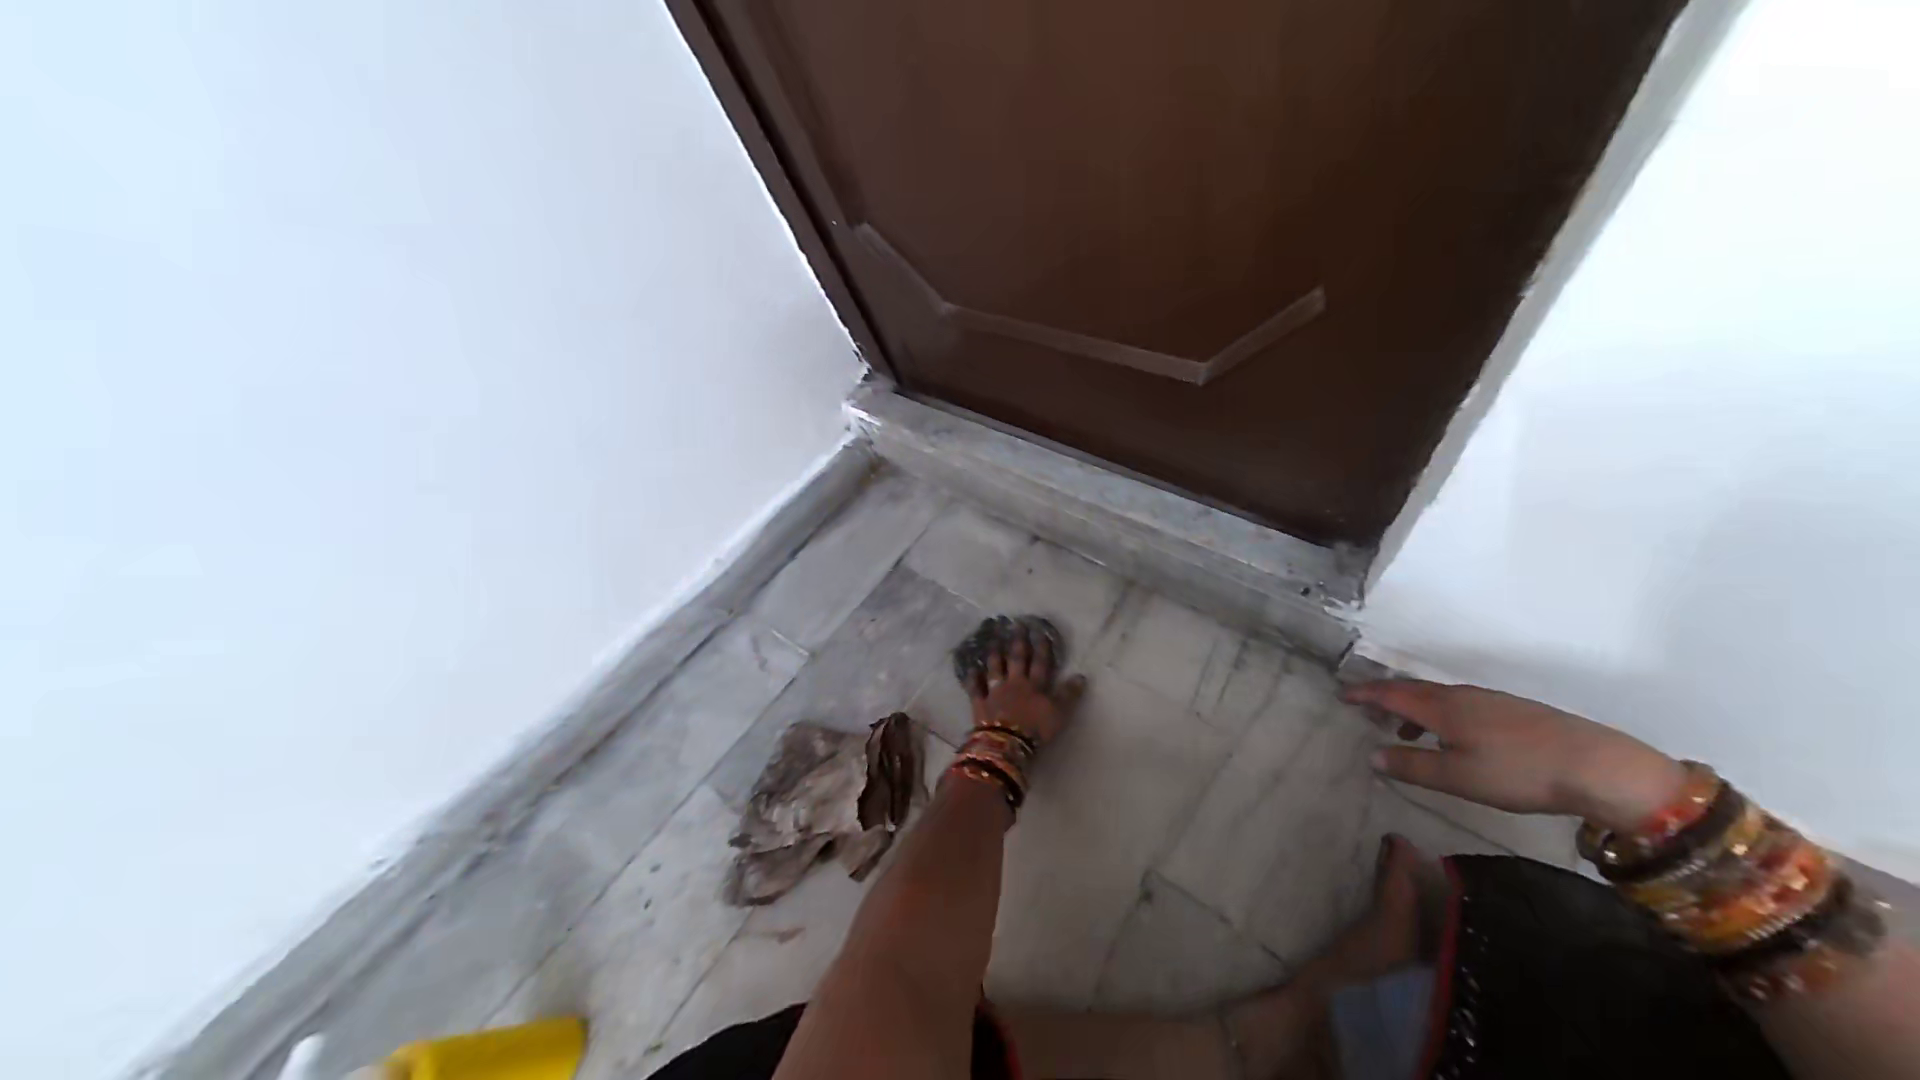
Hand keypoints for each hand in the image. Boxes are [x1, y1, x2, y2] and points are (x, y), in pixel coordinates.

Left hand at [966, 624, 1085, 747]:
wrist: (1008, 742)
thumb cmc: (1036, 728)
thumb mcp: (1059, 713)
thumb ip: (1069, 694)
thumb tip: (1080, 676)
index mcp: (1034, 685)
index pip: (1040, 663)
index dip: (1041, 647)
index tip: (1039, 630)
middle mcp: (1015, 683)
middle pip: (1017, 659)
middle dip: (1018, 642)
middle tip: (1016, 624)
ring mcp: (995, 692)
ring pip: (995, 668)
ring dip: (995, 654)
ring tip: (993, 640)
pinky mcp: (980, 703)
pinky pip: (975, 688)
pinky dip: (972, 678)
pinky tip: (970, 668)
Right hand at [1340, 679, 1688, 831]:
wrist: (1599, 766)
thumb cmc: (1518, 771)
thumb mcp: (1457, 777)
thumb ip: (1411, 766)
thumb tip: (1372, 755)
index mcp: (1441, 707)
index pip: (1390, 693)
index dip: (1364, 693)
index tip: (1342, 694)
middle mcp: (1460, 695)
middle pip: (1412, 689)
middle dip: (1386, 698)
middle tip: (1367, 711)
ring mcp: (1489, 700)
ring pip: (1438, 697)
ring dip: (1414, 709)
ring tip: (1405, 732)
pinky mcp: (1513, 711)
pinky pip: (1459, 704)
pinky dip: (1439, 714)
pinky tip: (1453, 738)